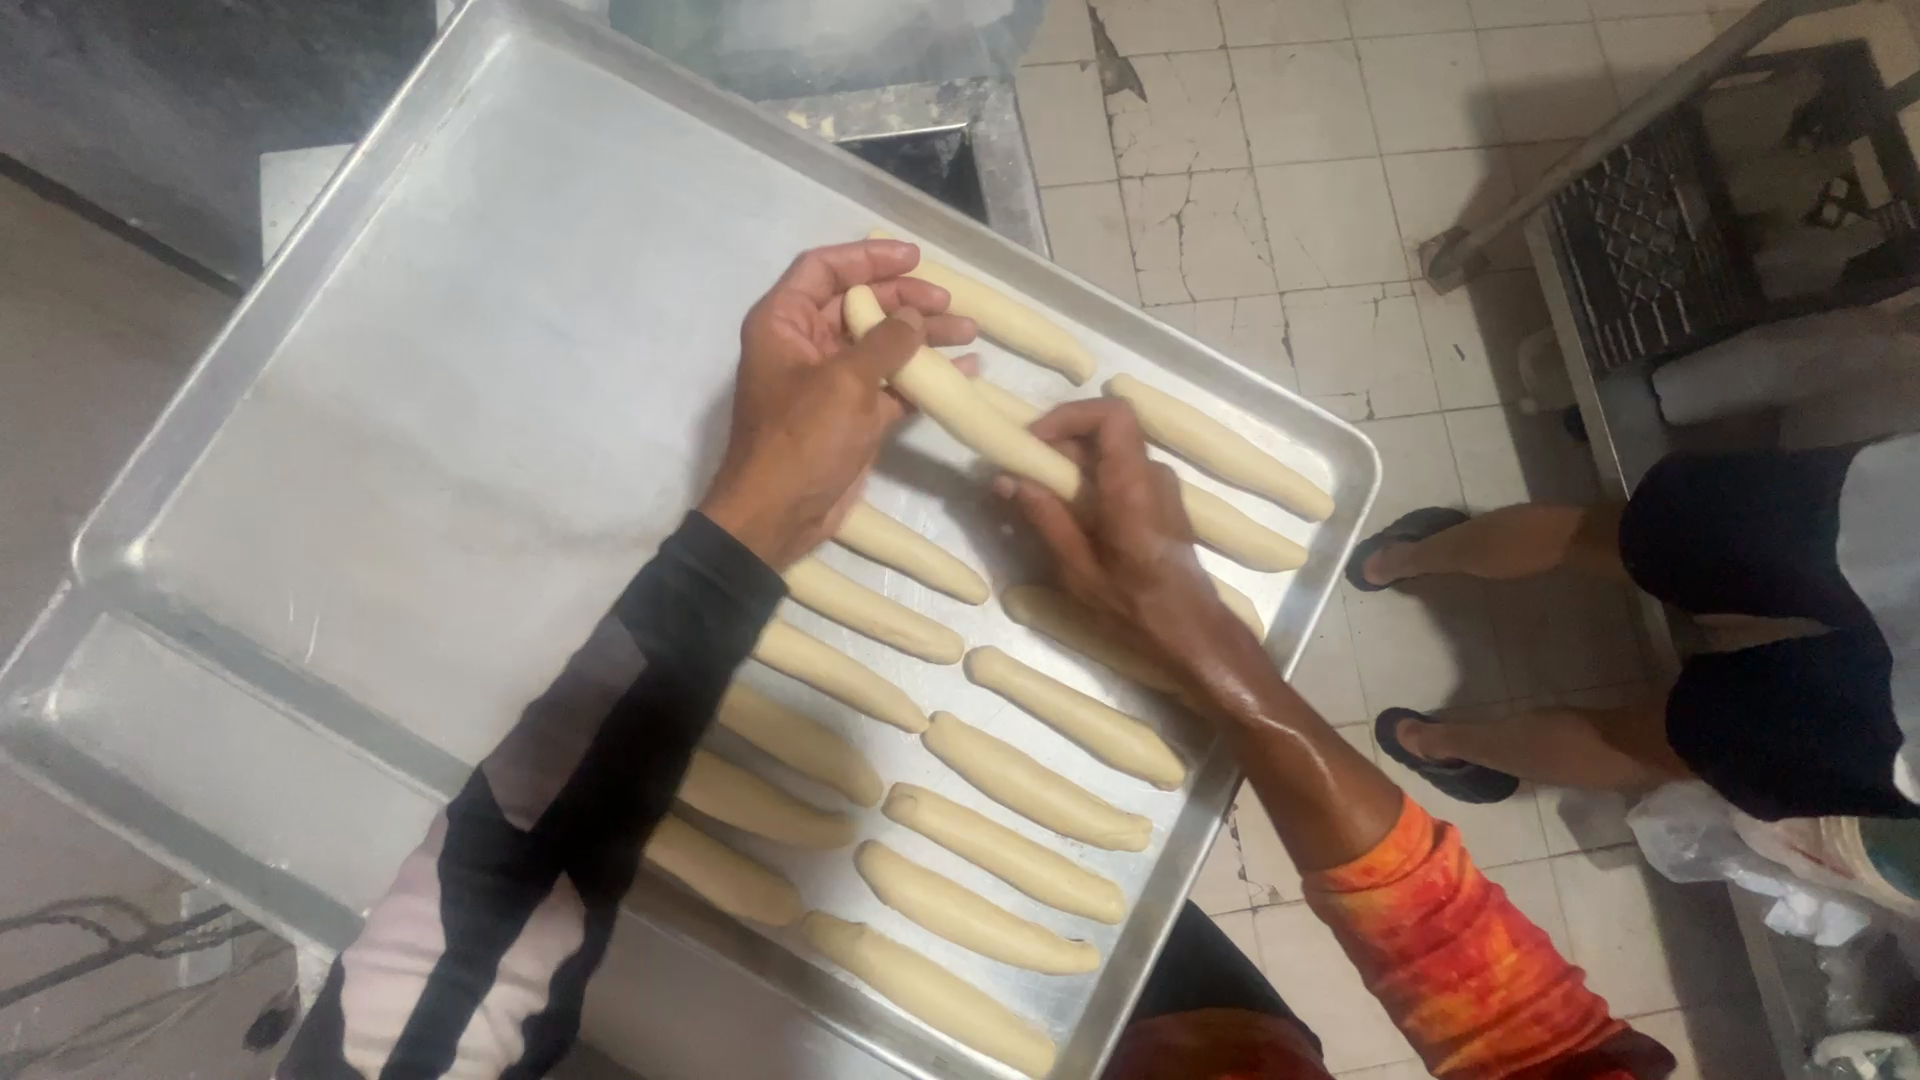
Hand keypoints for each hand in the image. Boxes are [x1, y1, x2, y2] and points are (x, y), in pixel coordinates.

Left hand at [699, 240, 976, 568]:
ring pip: (881, 346)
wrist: (779, 515)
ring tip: (967, 331)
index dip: (868, 257)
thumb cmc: (801, 438)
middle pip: (859, 305)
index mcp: (785, 322)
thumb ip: (885, 342)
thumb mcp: (844, 381)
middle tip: (948, 304)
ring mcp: (832, 383)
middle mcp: (806, 345)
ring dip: (922, 338)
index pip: (824, 270)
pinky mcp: (854, 417)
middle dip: (905, 301)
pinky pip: (892, 386)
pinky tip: (963, 370)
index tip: (914, 258)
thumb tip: (917, 319)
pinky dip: (923, 378)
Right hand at [994, 399, 1249, 676]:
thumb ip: (1044, 516)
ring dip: (1070, 465)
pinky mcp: (1159, 502)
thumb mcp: (1077, 567)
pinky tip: (1067, 514)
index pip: (1111, 414)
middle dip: (1057, 445)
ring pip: (1109, 453)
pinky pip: (1119, 473)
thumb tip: (1007, 480)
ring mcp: (1159, 486)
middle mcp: (1151, 474)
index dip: (1068, 416)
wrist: (1190, 630)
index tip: (1033, 442)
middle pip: (1103, 432)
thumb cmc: (1134, 604)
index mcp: (1132, 484)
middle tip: (1021, 473)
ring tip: (1037, 496)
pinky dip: (1088, 481)